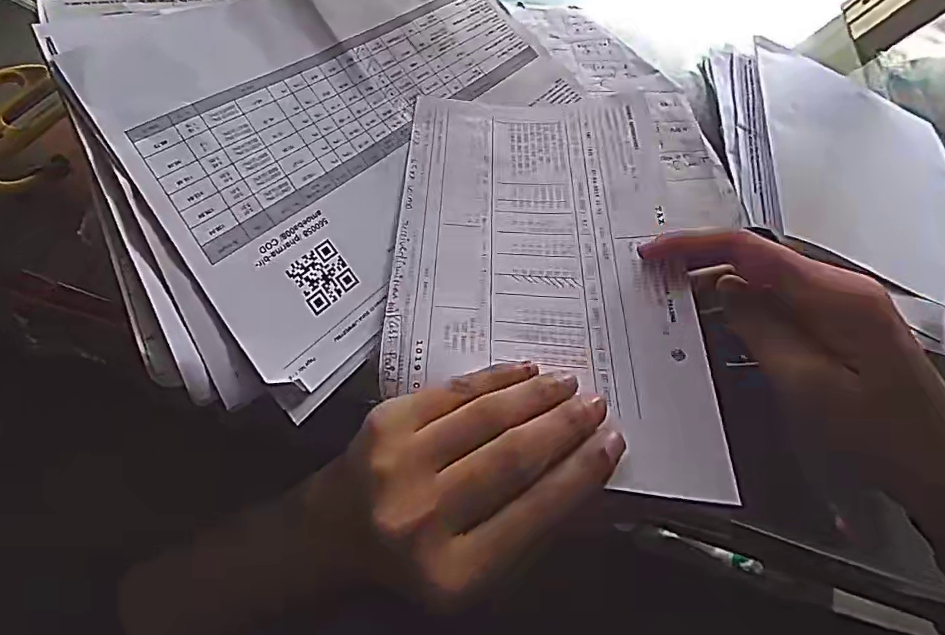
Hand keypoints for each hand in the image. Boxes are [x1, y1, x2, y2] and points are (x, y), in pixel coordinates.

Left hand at [303, 361, 624, 610]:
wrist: (334, 530)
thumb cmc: (413, 556)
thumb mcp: (472, 570)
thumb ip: (528, 532)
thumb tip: (585, 477)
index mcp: (453, 573)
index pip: (535, 514)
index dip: (580, 474)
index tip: (610, 443)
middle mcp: (424, 517)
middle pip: (513, 458)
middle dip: (565, 426)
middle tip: (596, 405)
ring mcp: (402, 462)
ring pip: (487, 416)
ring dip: (536, 395)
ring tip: (568, 383)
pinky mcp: (388, 421)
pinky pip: (455, 389)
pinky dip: (496, 377)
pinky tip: (525, 371)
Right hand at [640, 228, 944, 590]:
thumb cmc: (887, 437)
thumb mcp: (807, 386)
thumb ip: (759, 328)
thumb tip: (723, 288)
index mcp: (837, 294)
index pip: (751, 248)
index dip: (695, 244)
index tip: (656, 251)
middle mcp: (841, 285)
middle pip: (758, 257)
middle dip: (704, 260)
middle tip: (658, 274)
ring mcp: (843, 301)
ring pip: (768, 278)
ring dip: (724, 283)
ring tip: (681, 296)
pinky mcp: (841, 319)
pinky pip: (784, 298)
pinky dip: (748, 303)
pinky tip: (726, 316)